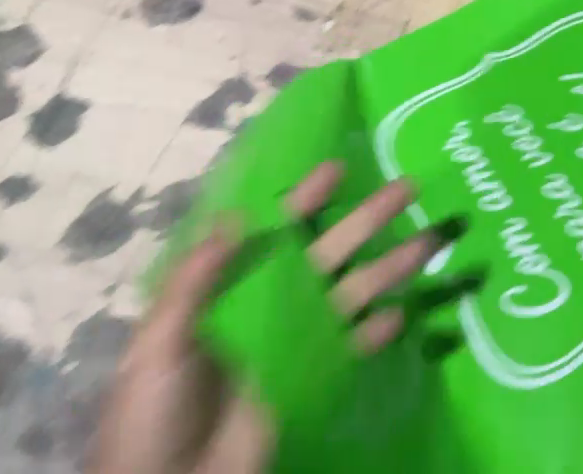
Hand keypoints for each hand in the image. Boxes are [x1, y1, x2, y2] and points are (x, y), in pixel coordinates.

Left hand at [91, 163, 439, 473]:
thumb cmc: (151, 413)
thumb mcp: (156, 345)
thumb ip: (193, 282)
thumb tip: (234, 216)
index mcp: (234, 287)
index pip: (276, 231)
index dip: (305, 199)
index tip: (338, 169)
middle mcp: (275, 301)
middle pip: (329, 250)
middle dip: (368, 218)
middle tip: (408, 187)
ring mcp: (299, 337)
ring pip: (354, 289)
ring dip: (391, 264)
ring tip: (430, 240)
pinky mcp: (316, 374)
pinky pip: (356, 344)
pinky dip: (381, 329)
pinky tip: (406, 311)